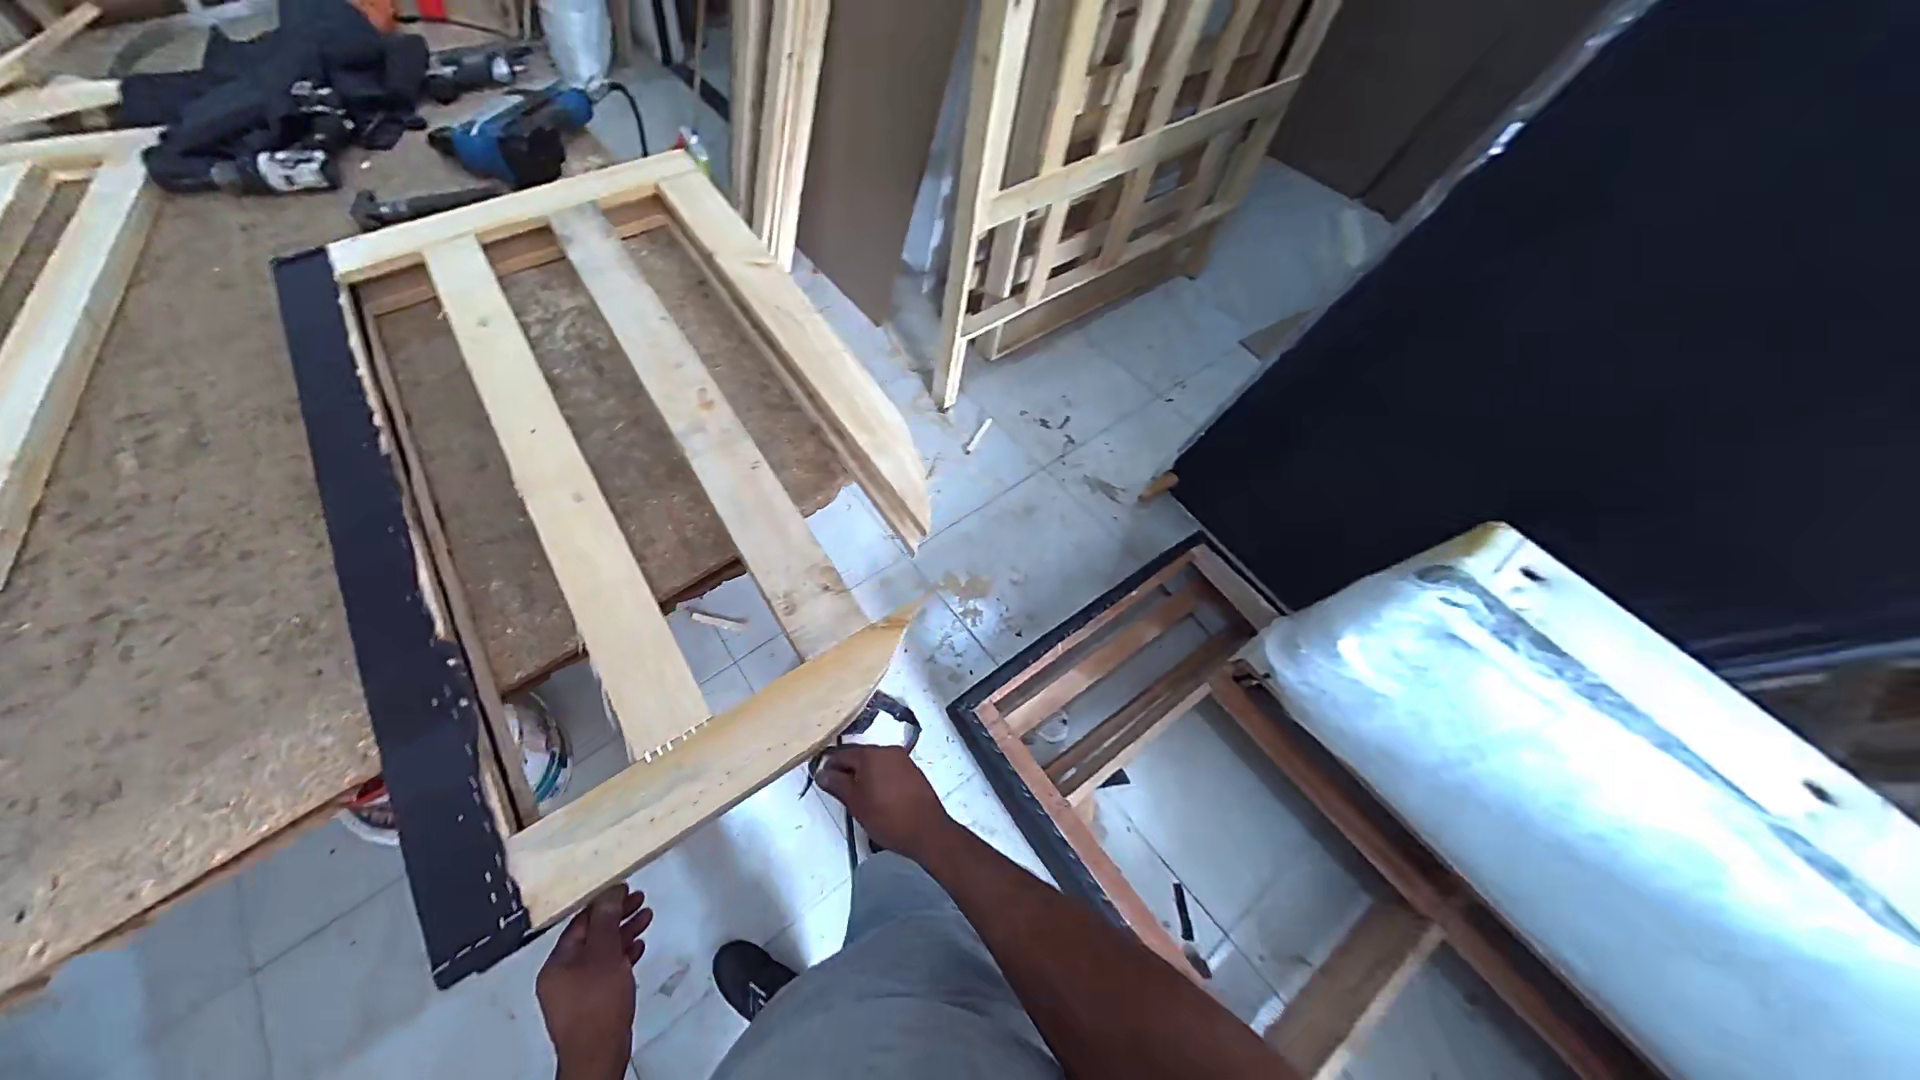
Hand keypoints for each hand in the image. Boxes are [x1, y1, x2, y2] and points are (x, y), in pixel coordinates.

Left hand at [537, 884, 651, 1079]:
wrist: (598, 1054)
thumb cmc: (598, 1001)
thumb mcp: (604, 953)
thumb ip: (606, 920)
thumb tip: (610, 892)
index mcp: (557, 962)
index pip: (581, 921)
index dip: (605, 902)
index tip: (627, 889)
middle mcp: (561, 974)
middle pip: (592, 934)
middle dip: (617, 916)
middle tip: (640, 900)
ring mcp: (575, 990)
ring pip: (601, 951)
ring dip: (623, 933)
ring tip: (646, 918)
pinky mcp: (590, 1002)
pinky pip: (606, 969)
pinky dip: (622, 955)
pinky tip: (637, 948)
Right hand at [816, 744, 957, 861]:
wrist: (926, 830)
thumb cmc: (887, 817)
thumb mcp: (855, 803)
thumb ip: (837, 784)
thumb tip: (822, 773)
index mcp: (871, 754)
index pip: (841, 753)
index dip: (828, 766)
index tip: (821, 780)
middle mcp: (888, 750)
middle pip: (859, 755)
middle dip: (846, 770)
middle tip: (836, 789)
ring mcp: (903, 759)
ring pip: (874, 762)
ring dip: (863, 774)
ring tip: (855, 795)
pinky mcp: (913, 770)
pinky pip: (888, 768)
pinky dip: (878, 777)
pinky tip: (875, 794)